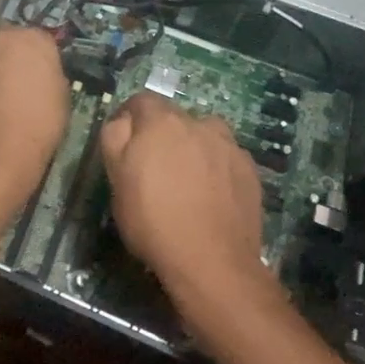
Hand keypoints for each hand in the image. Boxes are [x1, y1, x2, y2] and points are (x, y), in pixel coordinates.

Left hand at [0, 26, 69, 204]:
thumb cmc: (41, 122)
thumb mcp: (62, 95)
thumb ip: (49, 74)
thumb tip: (40, 75)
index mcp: (33, 38)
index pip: (40, 39)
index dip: (42, 58)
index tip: (43, 75)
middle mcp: (1, 38)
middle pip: (9, 43)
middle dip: (13, 58)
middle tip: (19, 83)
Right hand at [99, 92, 263, 290]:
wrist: (212, 262)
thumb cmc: (154, 221)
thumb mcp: (116, 181)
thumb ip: (115, 139)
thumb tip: (123, 121)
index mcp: (162, 121)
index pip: (141, 101)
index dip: (130, 118)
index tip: (126, 144)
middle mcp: (199, 123)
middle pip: (175, 119)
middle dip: (163, 136)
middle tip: (156, 171)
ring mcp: (229, 145)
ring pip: (204, 136)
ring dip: (194, 149)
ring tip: (189, 183)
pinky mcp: (249, 170)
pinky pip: (225, 159)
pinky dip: (217, 169)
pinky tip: (212, 197)